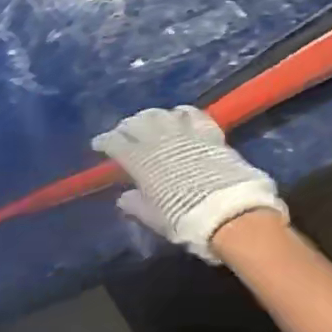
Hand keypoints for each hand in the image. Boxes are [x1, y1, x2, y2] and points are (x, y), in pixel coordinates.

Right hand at [91, 106, 287, 262]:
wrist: (232, 214)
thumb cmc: (184, 217)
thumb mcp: (153, 216)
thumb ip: (136, 204)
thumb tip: (125, 198)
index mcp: (138, 160)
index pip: (113, 142)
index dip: (104, 142)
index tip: (99, 146)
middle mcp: (158, 142)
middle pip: (136, 122)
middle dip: (126, 127)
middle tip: (125, 133)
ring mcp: (185, 136)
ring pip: (161, 114)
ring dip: (152, 117)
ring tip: (151, 122)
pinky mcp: (210, 135)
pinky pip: (193, 115)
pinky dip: (183, 113)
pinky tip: (181, 117)